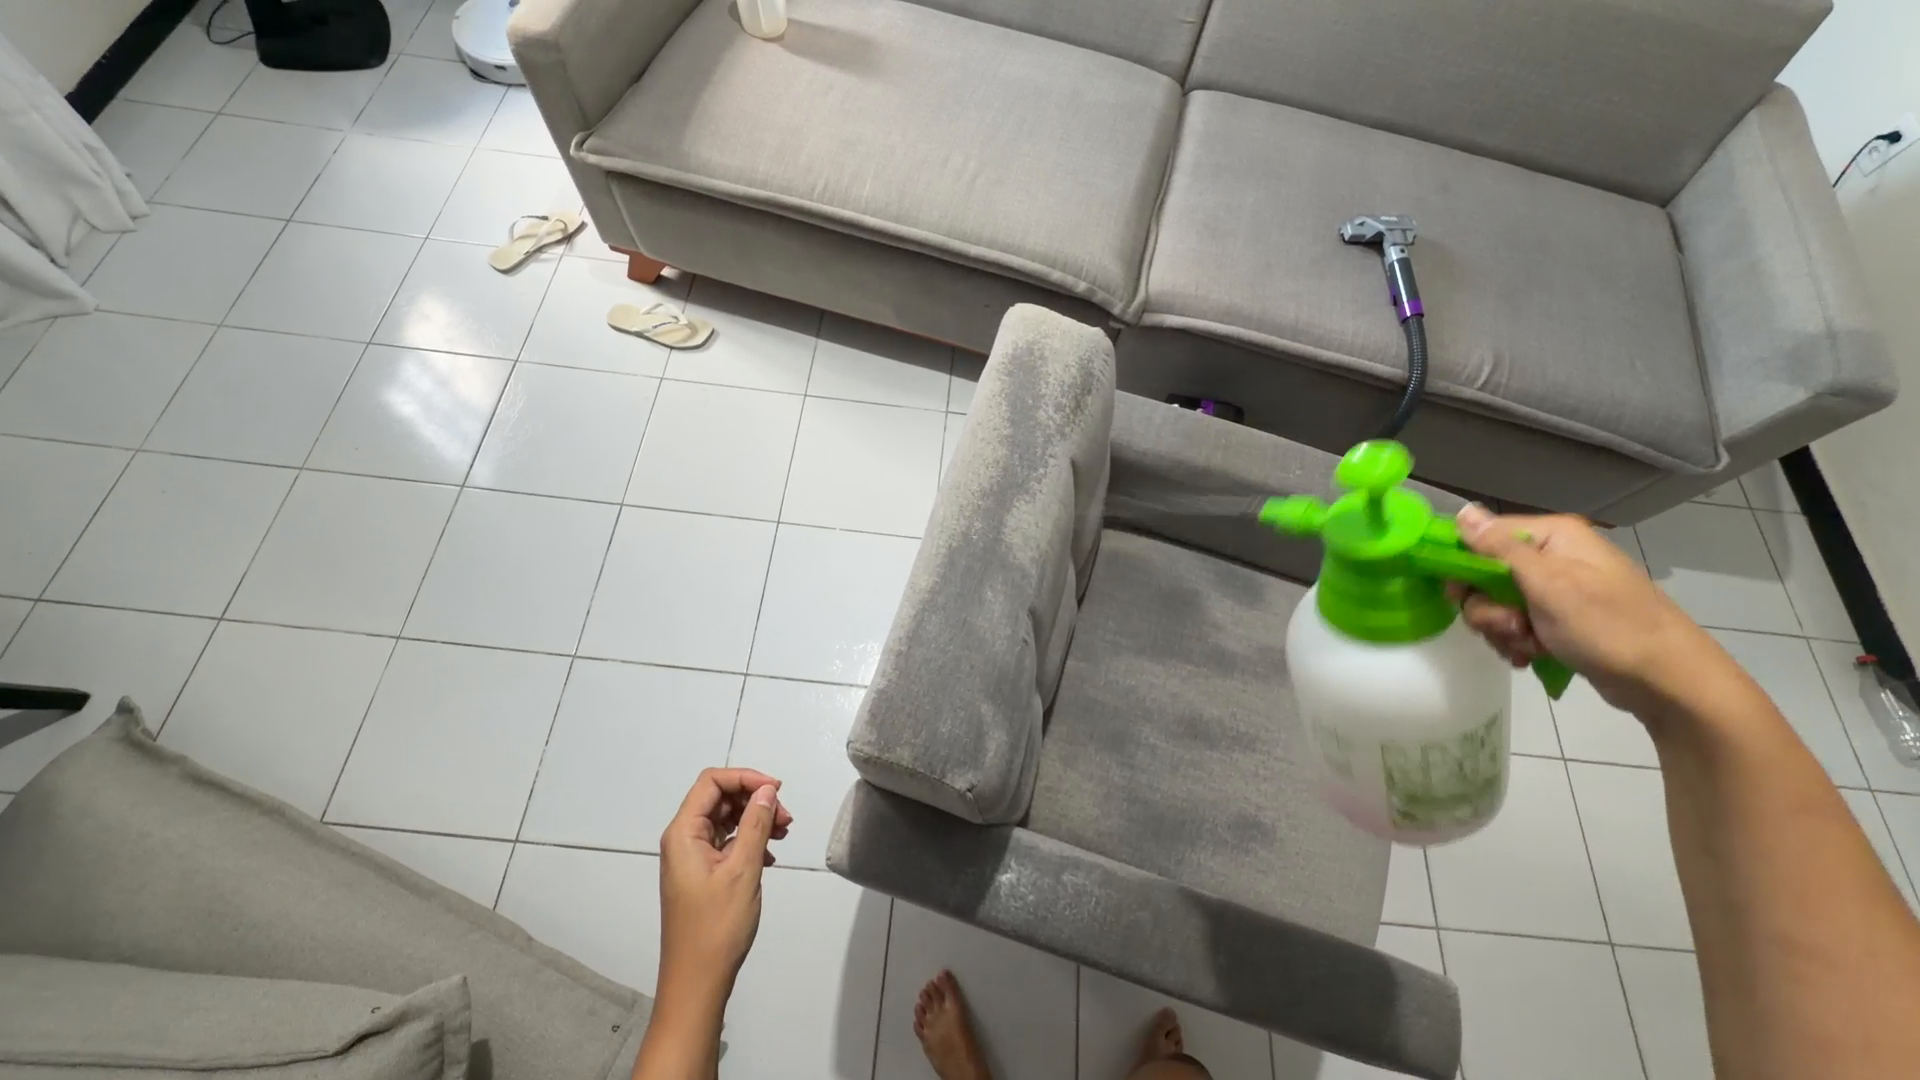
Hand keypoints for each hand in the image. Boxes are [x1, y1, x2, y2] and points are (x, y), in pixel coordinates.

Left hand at [657, 768, 793, 1005]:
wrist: (697, 982)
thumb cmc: (717, 925)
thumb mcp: (743, 870)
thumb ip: (755, 824)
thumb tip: (767, 790)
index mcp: (683, 833)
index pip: (712, 782)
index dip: (745, 778)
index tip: (777, 790)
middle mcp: (683, 840)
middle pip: (719, 798)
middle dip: (754, 800)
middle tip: (786, 819)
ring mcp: (692, 858)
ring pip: (726, 821)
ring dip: (756, 820)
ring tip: (783, 835)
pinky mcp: (702, 875)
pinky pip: (727, 843)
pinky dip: (750, 842)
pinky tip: (770, 858)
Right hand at [1449, 505, 1723, 713]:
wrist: (1665, 680)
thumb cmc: (1607, 626)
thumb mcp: (1549, 584)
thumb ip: (1500, 548)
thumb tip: (1461, 510)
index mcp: (1552, 536)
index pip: (1483, 536)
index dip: (1465, 565)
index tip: (1462, 594)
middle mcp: (1551, 557)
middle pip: (1484, 575)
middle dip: (1488, 608)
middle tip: (1510, 627)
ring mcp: (1555, 590)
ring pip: (1495, 605)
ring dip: (1502, 630)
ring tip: (1528, 646)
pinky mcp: (1557, 619)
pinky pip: (1514, 625)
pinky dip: (1516, 642)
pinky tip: (1531, 655)